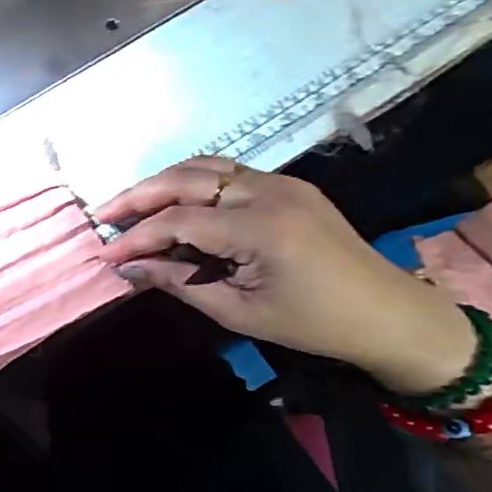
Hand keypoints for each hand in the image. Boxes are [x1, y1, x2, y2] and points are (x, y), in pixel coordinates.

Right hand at [97, 157, 475, 391]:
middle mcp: (270, 190)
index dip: (138, 236)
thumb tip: (131, 268)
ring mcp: (283, 181)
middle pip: (188, 178)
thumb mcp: (241, 312)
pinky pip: (231, 173)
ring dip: (166, 183)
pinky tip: (178, 203)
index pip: (180, 219)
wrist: (386, 312)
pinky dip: (196, 184)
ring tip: (133, 207)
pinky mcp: (290, 184)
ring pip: (208, 166)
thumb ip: (181, 283)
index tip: (107, 254)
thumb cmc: (313, 325)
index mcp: (261, 228)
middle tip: (105, 216)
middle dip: (141, 195)